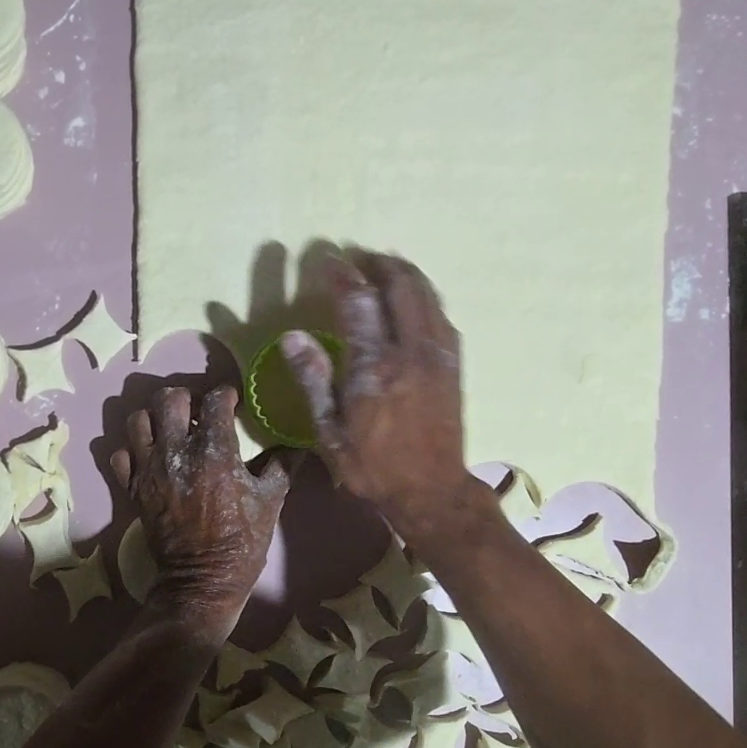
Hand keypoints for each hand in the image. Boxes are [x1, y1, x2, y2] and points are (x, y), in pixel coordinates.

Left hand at [110, 385, 294, 622]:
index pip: (215, 400)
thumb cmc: (241, 542)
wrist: (201, 580)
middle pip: (169, 399)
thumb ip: (282, 465)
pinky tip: (150, 456)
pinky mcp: (132, 488)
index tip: (232, 402)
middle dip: (186, 397)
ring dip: (155, 417)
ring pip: (138, 419)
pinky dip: (133, 449)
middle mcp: (176, 453)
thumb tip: (297, 443)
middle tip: (198, 411)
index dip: (225, 394)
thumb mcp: (271, 501)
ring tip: (171, 428)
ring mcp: (149, 469)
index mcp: (215, 453)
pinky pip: (120, 453)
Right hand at [281, 250, 476, 532]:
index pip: (358, 302)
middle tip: (359, 256)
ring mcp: (437, 356)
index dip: (343, 275)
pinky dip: (426, 295)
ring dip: (405, 273)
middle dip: (378, 264)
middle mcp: (410, 351)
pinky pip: (441, 315)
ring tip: (385, 264)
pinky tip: (415, 296)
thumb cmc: (372, 467)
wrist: (431, 491)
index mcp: (373, 366)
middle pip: (399, 286)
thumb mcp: (329, 432)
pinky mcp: (454, 365)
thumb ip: (314, 379)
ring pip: (425, 295)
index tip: (328, 260)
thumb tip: (293, 336)